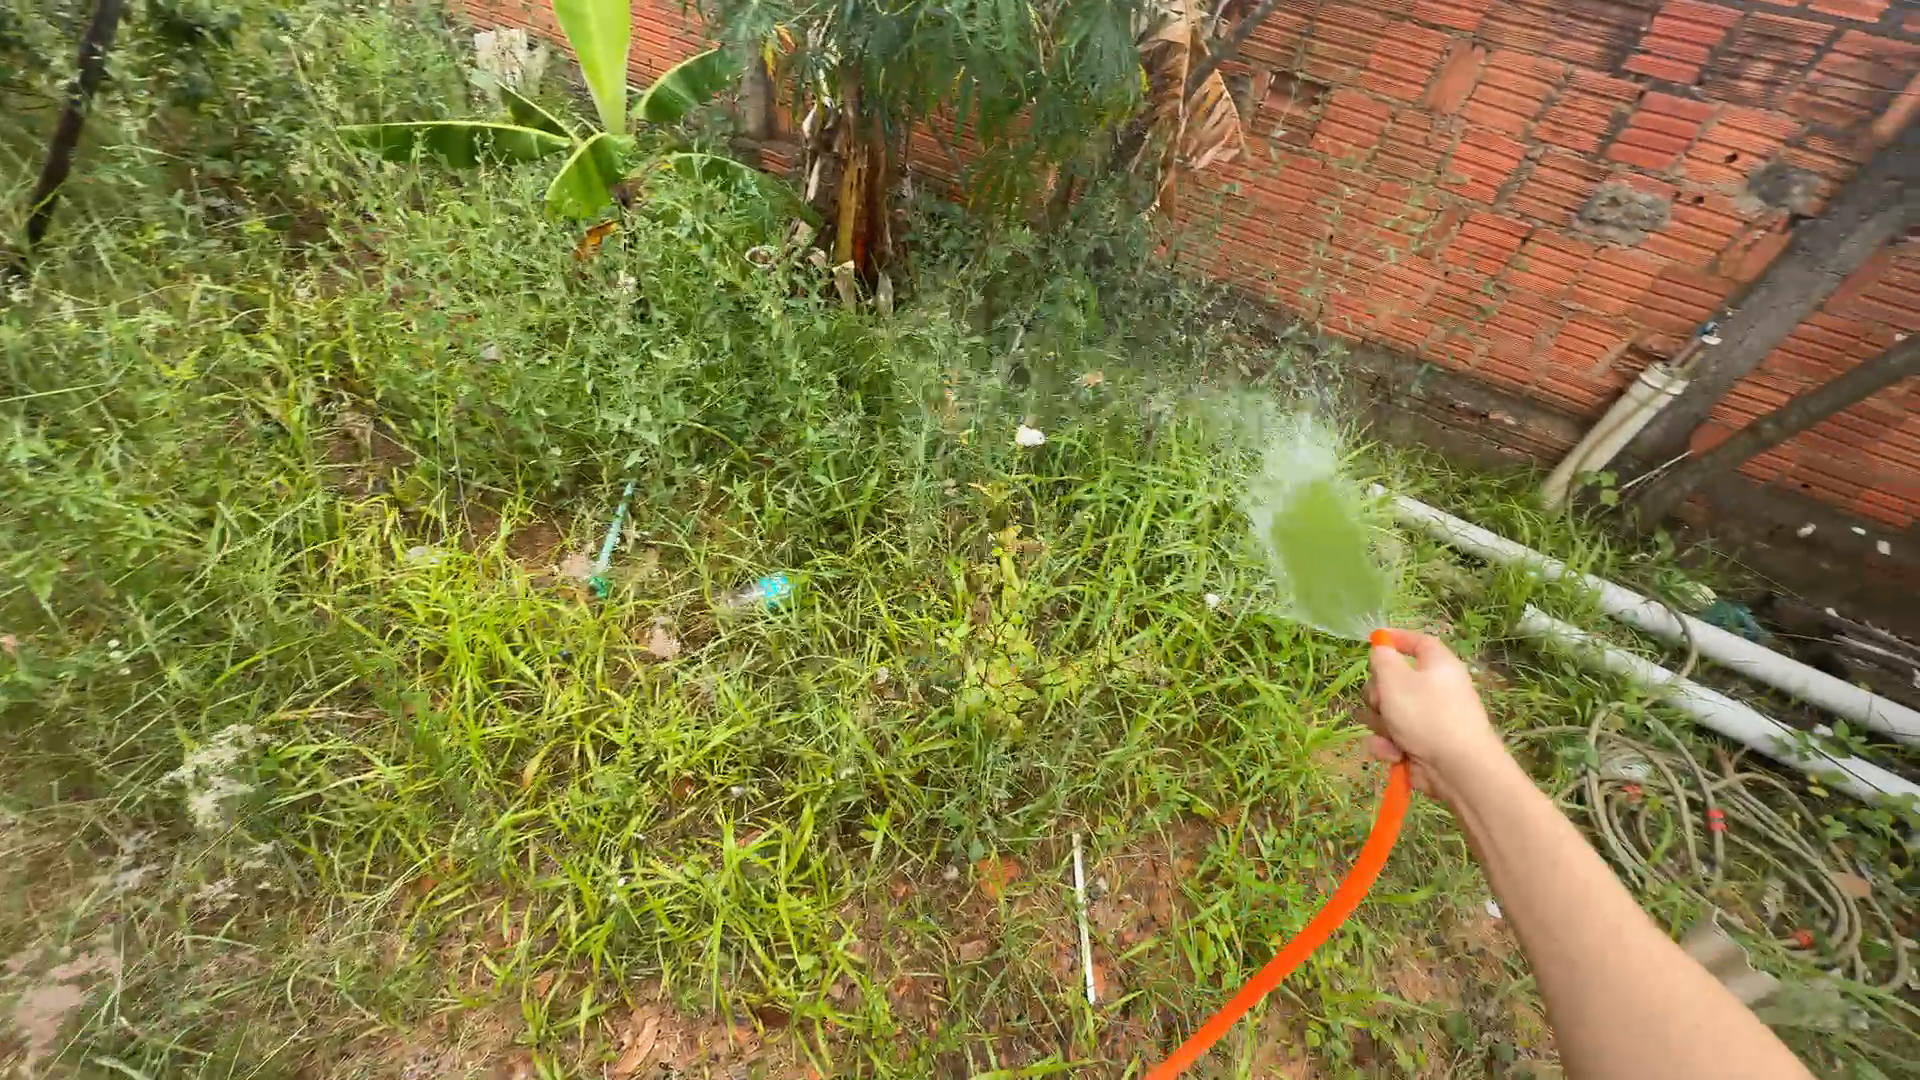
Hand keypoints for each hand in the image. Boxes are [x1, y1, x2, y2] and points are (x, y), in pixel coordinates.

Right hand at [1361, 628, 1507, 804]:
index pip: (1419, 642)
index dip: (1396, 638)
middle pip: (1394, 680)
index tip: (1375, 640)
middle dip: (1378, 694)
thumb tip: (1381, 650)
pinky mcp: (1422, 744)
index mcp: (1438, 666)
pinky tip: (1394, 754)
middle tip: (1380, 702)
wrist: (1459, 770)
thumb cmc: (1427, 716)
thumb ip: (1382, 659)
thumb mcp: (1395, 679)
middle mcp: (1435, 690)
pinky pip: (1393, 738)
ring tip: (1391, 736)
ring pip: (1388, 712)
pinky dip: (1389, 746)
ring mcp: (1429, 719)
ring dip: (1381, 724)